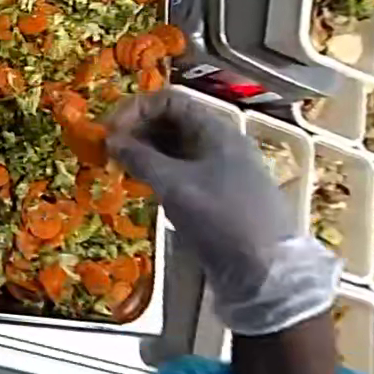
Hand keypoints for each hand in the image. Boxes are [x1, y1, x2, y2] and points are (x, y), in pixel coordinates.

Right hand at [104, 91, 337, 336]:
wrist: (265, 273)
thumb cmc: (221, 218)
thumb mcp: (173, 184)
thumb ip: (138, 157)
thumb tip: (109, 139)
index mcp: (215, 130)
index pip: (168, 100)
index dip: (135, 109)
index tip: (110, 131)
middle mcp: (218, 142)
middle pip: (169, 120)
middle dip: (135, 129)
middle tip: (109, 148)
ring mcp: (218, 167)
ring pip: (172, 144)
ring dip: (142, 149)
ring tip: (118, 165)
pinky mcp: (214, 191)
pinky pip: (178, 166)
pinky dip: (154, 167)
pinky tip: (138, 181)